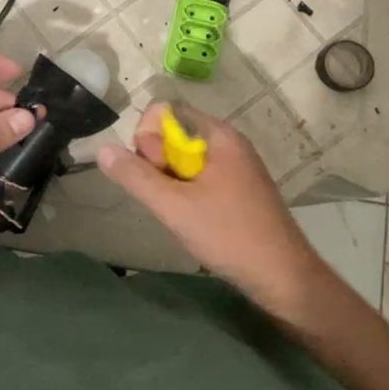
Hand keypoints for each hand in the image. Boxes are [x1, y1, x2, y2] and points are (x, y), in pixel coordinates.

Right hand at [97, 102, 329, 312]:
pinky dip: (189, 192)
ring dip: (171, 182)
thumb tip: (103, 149)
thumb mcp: (173, 206)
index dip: (147, 138)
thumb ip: (136, 176)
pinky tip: (196, 220)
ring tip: (181, 213)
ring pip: (184, 159)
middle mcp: (229, 142)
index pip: (164, 112)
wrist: (285, 278)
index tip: (153, 172)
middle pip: (173, 134)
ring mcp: (238, 165)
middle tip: (169, 199)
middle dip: (158, 163)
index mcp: (218, 135)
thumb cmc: (229, 235)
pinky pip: (201, 175)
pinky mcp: (241, 187)